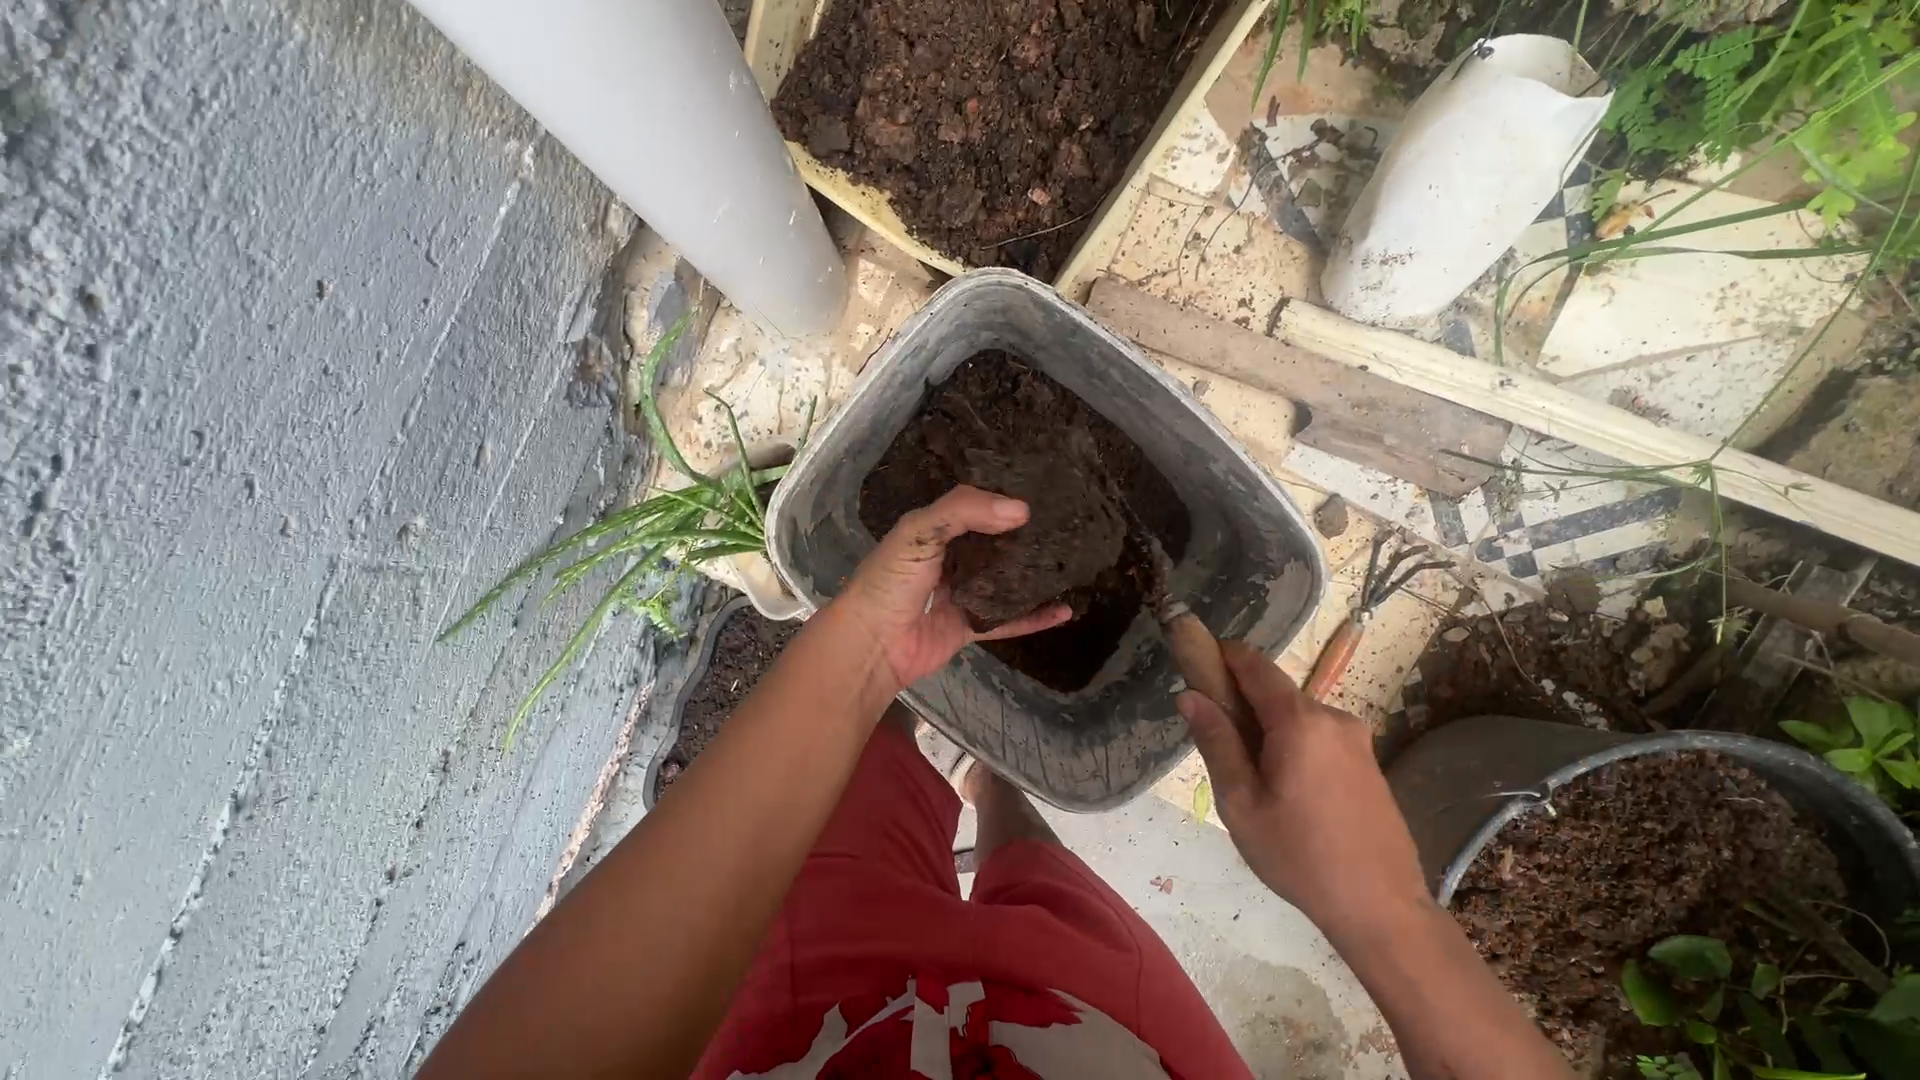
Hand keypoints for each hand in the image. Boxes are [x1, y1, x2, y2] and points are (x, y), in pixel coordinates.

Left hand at [834, 485, 1072, 691]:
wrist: (872, 643)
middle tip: (1068, 524)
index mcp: (934, 530)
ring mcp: (962, 595)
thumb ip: (965, 512)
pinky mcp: (970, 627)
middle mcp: (950, 559)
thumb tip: (1022, 510)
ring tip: (1071, 563)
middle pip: (995, 545)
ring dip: (1034, 575)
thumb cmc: (891, 579)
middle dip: (1025, 536)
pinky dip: (1035, 617)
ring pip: (1005, 582)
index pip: (974, 507)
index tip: (1043, 490)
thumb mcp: (920, 531)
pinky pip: (1009, 620)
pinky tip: (1064, 610)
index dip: (1003, 499)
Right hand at [1177, 642, 1430, 932]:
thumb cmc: (1299, 857)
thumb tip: (1189, 695)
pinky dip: (1293, 746)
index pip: (1254, 664)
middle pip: (1275, 692)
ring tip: (1253, 784)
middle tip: (1217, 749)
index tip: (1194, 664)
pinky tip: (1288, 794)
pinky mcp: (1369, 762)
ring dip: (1268, 731)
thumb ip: (1216, 742)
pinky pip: (1318, 737)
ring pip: (1296, 717)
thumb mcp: (1240, 803)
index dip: (1221, 656)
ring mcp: (1357, 739)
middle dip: (1242, 704)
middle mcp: (1333, 717)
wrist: (1382, 909)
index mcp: (1299, 720)